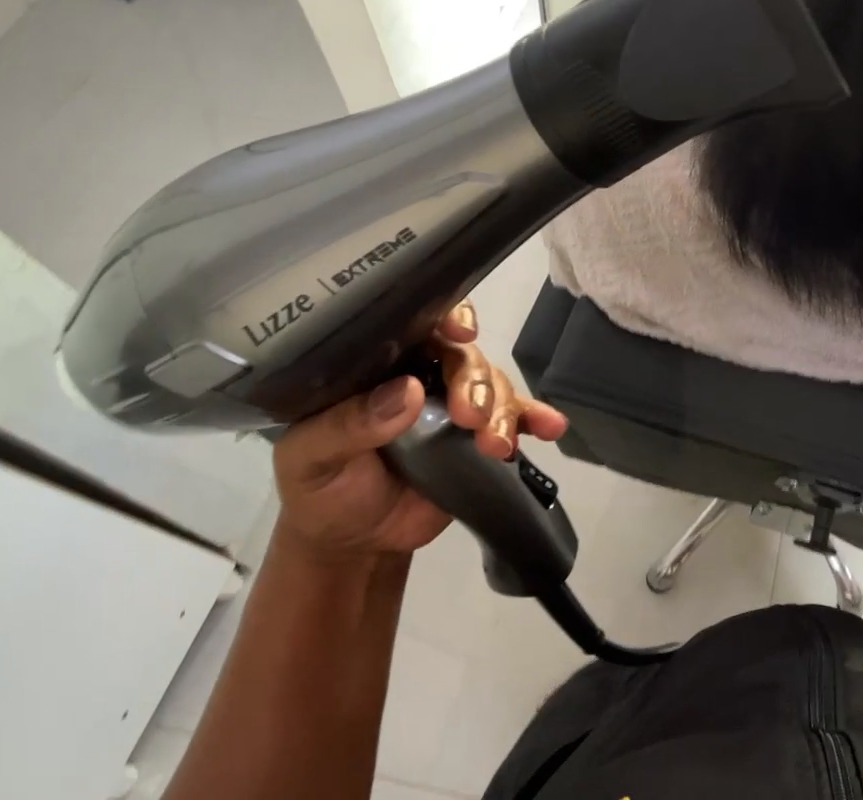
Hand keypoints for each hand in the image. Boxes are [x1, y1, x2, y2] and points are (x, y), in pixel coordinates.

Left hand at [270, 303, 568, 557]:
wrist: (355, 543)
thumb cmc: (321, 490)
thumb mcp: (311, 460)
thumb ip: (347, 426)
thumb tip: (407, 391)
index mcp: (378, 368)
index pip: (415, 325)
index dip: (444, 319)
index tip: (462, 333)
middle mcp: (422, 376)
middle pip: (462, 358)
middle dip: (475, 383)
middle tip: (470, 419)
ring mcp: (455, 406)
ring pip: (493, 386)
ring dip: (503, 410)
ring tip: (496, 446)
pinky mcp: (480, 438)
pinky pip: (516, 419)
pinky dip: (536, 418)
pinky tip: (551, 427)